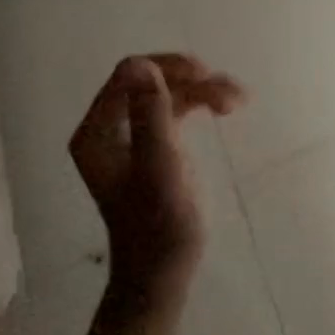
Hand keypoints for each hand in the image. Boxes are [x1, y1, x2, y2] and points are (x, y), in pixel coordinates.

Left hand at [70, 54, 245, 295]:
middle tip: (225, 90)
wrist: (164, 270)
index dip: (166, 67)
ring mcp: (132, 133)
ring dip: (204, 89)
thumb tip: (143, 64)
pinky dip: (204, 101)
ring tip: (238, 100)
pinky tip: (229, 107)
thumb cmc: (159, 223)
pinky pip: (179, 105)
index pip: (128, 74)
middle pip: (151, 76)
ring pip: (170, 89)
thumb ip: (150, 116)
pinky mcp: (156, 141)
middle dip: (190, 78)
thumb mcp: (159, 166)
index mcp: (96, 132)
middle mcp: (109, 126)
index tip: (203, 75)